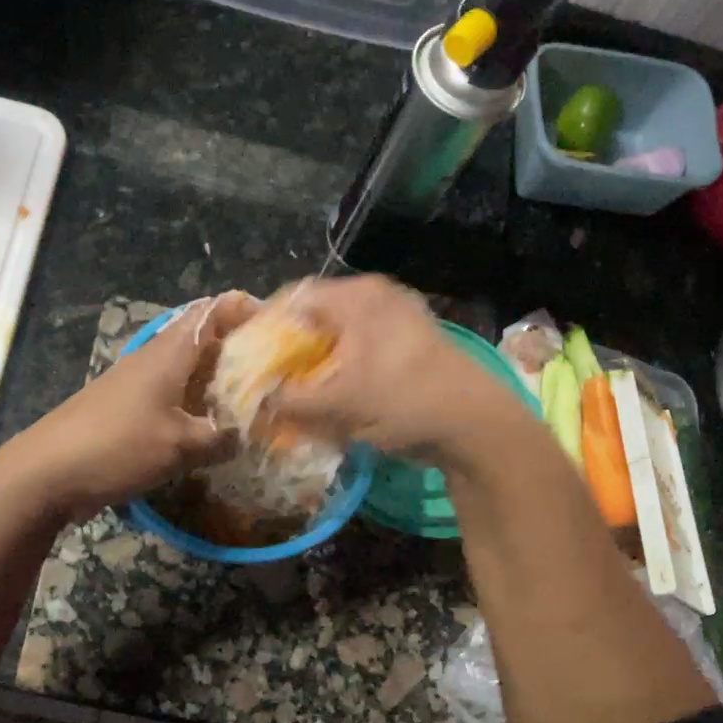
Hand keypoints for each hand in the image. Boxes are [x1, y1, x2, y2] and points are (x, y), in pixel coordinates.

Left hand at [0, 293, 257, 519]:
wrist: (46, 473)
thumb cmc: (116, 446)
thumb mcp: (180, 445)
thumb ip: (221, 437)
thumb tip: (250, 435)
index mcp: (170, 352)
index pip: (214, 310)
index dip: (247, 310)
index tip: (280, 329)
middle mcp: (154, 360)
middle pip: (204, 341)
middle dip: (241, 353)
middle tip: (275, 378)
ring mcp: (137, 386)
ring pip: (189, 373)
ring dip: (219, 386)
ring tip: (252, 409)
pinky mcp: (126, 413)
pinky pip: (172, 401)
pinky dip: (196, 410)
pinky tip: (211, 436)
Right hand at [268, 276, 525, 460]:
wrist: (476, 426)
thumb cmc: (404, 402)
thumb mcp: (337, 405)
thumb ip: (288, 402)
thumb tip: (253, 405)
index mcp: (358, 297)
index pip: (293, 297)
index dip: (264, 326)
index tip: (246, 358)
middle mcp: (378, 297)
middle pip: (317, 316)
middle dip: (289, 348)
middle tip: (267, 379)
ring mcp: (399, 318)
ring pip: (340, 335)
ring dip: (315, 362)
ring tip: (296, 391)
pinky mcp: (411, 344)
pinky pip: (362, 349)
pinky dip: (342, 369)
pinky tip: (332, 396)